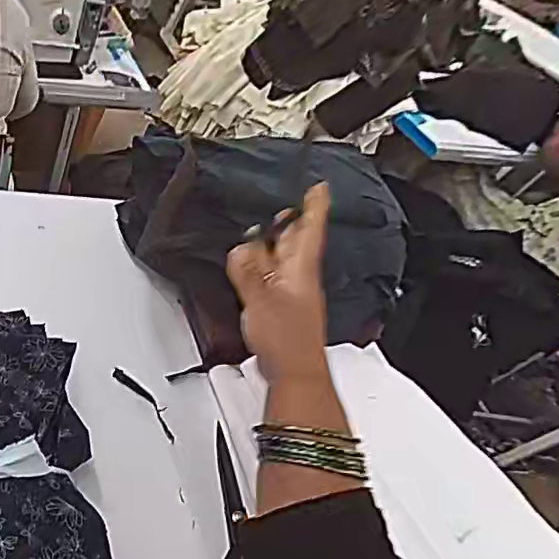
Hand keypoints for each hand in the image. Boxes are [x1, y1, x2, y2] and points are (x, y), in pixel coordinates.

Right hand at [226, 182, 330, 383]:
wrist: (294, 373)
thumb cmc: (289, 341)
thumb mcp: (260, 300)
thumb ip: (247, 272)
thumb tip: (240, 249)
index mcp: (301, 270)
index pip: (311, 228)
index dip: (315, 205)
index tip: (319, 186)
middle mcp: (300, 279)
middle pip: (296, 243)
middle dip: (289, 222)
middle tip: (284, 203)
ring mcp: (293, 295)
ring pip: (283, 262)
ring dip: (272, 246)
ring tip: (259, 232)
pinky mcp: (282, 310)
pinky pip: (272, 281)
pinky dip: (262, 270)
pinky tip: (250, 271)